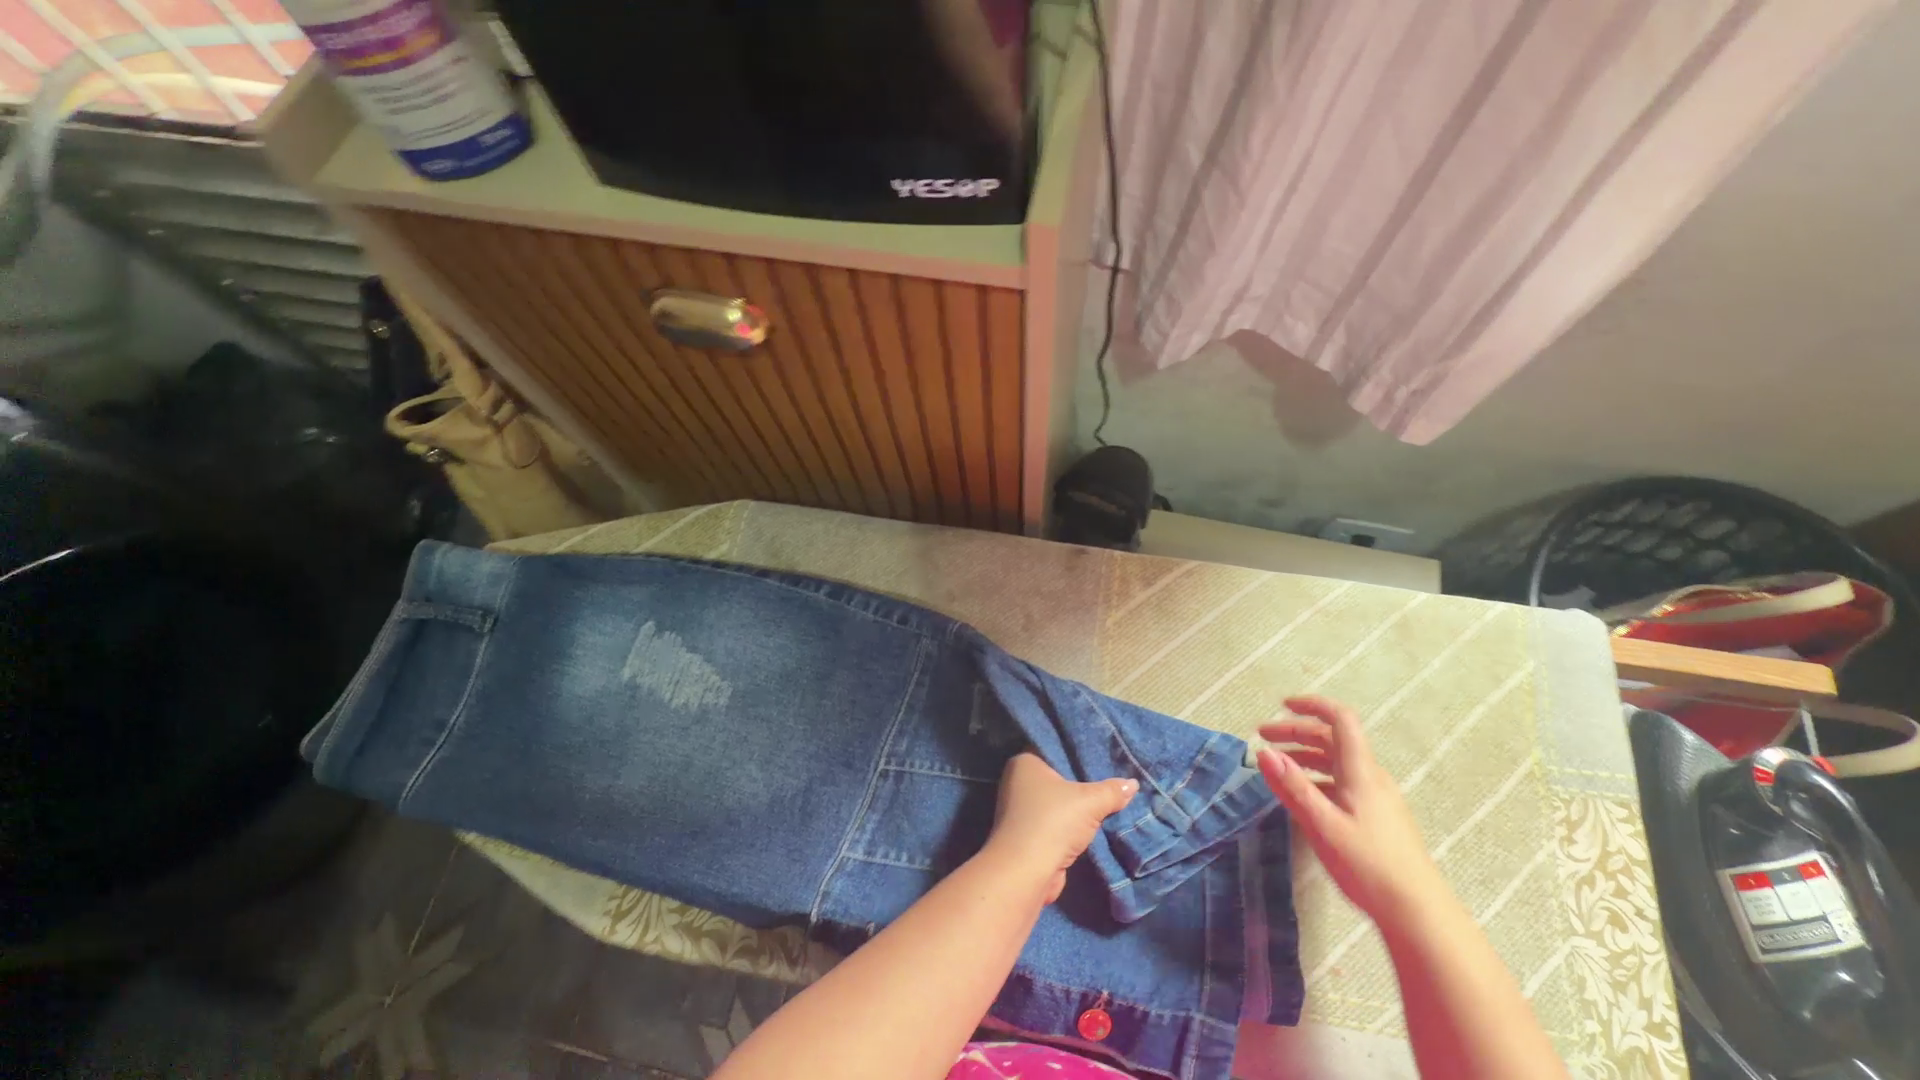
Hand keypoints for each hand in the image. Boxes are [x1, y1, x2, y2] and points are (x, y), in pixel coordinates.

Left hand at [985, 752, 1136, 903]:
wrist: (1026, 872)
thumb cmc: (1052, 822)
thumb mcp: (1089, 801)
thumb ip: (1111, 790)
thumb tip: (1133, 783)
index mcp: (1025, 763)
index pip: (1055, 747)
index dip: (1079, 750)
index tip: (1105, 750)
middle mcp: (1019, 781)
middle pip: (1059, 775)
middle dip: (1084, 779)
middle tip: (1116, 773)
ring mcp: (1023, 809)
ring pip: (1059, 800)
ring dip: (1080, 804)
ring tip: (1112, 795)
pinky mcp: (1030, 832)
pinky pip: (1058, 820)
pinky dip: (1074, 822)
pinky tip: (1098, 820)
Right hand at [1256, 696, 1442, 923]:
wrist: (1416, 910)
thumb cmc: (1367, 864)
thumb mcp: (1322, 825)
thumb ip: (1293, 787)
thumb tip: (1265, 752)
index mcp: (1360, 772)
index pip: (1340, 720)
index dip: (1312, 706)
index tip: (1282, 705)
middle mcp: (1372, 777)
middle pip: (1334, 740)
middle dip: (1297, 733)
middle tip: (1263, 740)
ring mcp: (1378, 798)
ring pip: (1338, 763)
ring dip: (1306, 756)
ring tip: (1277, 766)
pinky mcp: (1379, 818)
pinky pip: (1344, 783)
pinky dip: (1318, 778)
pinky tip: (1304, 797)